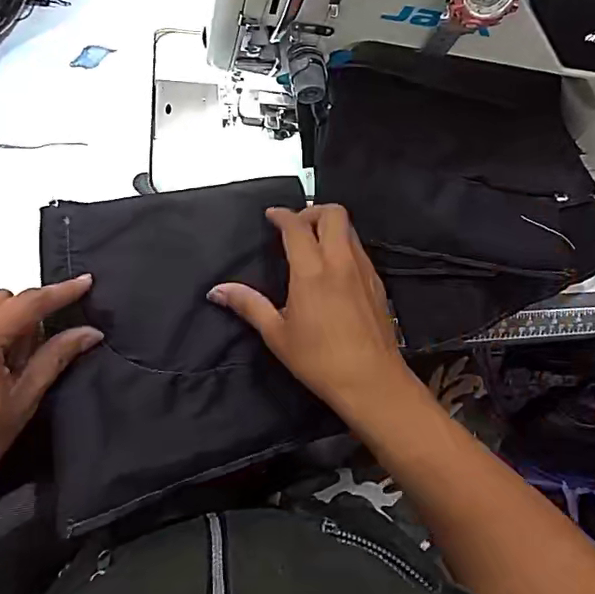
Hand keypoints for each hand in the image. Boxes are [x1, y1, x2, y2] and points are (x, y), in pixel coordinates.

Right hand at [208, 206, 425, 422]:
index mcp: (312, 270)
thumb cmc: (320, 361)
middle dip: (311, 211)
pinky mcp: (377, 282)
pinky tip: (332, 270)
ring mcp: (363, 270)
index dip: (281, 214)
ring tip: (312, 245)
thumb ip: (249, 305)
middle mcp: (340, 261)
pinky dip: (343, 246)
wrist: (373, 383)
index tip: (271, 215)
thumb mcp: (277, 334)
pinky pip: (359, 249)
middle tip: (295, 227)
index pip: (296, 225)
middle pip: (333, 213)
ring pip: (349, 228)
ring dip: (329, 227)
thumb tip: (217, 290)